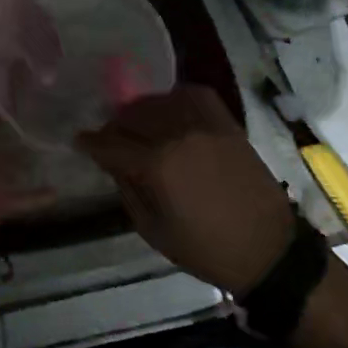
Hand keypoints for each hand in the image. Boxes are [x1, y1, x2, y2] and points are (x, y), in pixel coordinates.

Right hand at [80, 84, 295, 293]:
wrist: (268, 252)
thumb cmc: (205, 249)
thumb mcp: (152, 229)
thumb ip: (127, 188)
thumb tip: (111, 161)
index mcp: (156, 166)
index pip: (109, 143)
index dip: (89, 143)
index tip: (79, 142)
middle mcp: (176, 136)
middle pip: (130, 116)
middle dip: (113, 127)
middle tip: (111, 140)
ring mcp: (204, 126)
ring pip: (157, 101)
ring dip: (141, 112)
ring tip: (139, 126)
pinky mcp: (226, 124)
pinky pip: (194, 95)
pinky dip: (176, 98)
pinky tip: (170, 111)